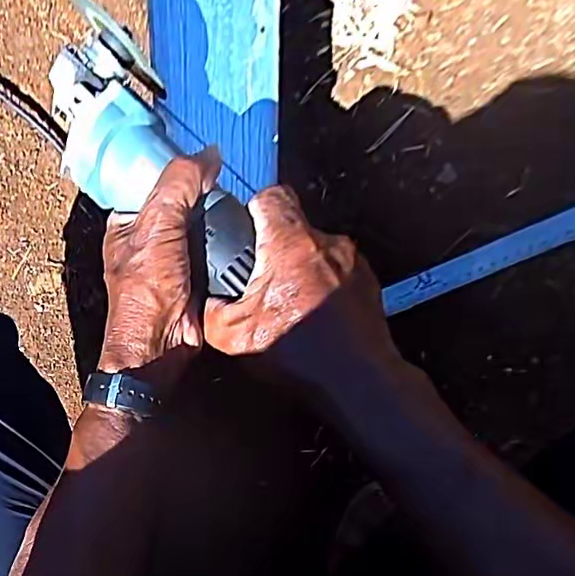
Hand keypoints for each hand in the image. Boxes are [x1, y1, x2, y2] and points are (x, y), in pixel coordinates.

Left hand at [98, 151, 219, 386]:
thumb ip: (179, 184)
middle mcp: (150, 241)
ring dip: (220, 220)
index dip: (174, 167)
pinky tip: (242, 232)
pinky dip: (230, 243)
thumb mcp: (157, 225)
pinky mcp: (199, 278)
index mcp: (128, 223)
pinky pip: (218, 250)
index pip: (152, 182)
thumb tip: (209, 155)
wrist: (162, 344)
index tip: (200, 155)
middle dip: (204, 194)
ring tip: (239, 205)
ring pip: (203, 227)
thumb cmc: (145, 292)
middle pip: (183, 203)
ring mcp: (176, 261)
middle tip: (227, 180)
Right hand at [203, 185, 400, 400]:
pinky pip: (335, 271)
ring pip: (314, 251)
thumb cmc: (303, 356)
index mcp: (290, 246)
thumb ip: (212, 312)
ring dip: (299, 270)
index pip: (271, 195)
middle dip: (273, 250)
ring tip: (288, 305)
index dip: (253, 208)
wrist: (356, 380)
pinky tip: (311, 316)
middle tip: (261, 281)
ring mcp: (351, 261)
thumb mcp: (234, 338)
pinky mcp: (366, 280)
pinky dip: (321, 286)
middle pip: (292, 226)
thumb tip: (208, 303)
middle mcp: (326, 244)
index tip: (246, 228)